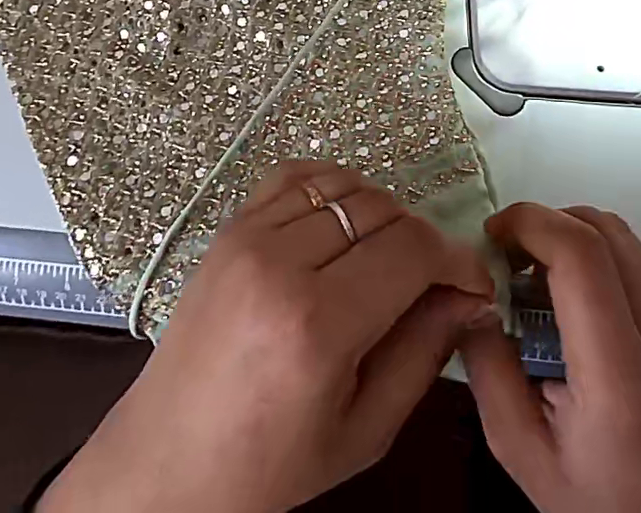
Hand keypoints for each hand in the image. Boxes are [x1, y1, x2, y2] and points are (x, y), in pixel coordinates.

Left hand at [40, 161, 496, 512]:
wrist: (168, 459)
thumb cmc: (271, 464)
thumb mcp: (365, 428)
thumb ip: (426, 350)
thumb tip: (472, 294)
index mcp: (316, 323)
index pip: (412, 250)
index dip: (456, 258)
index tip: (471, 282)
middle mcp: (279, 262)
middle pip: (383, 210)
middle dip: (422, 239)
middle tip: (428, 281)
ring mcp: (247, 234)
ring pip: (343, 184)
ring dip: (380, 211)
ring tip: (382, 255)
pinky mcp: (228, 225)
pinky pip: (295, 175)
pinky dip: (332, 185)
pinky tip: (341, 221)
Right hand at [462, 204, 640, 512]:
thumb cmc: (606, 511)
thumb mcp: (524, 454)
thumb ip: (488, 369)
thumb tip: (472, 295)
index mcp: (624, 379)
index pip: (581, 255)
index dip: (530, 223)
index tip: (492, 235)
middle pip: (604, 230)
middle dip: (543, 220)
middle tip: (506, 251)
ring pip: (625, 237)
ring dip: (570, 233)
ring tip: (533, 269)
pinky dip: (597, 253)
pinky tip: (570, 292)